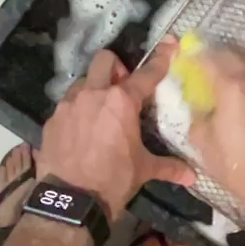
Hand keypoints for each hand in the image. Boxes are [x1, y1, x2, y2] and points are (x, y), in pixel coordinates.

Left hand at [40, 43, 194, 219]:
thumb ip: (168, 167)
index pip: (146, 74)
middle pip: (105, 60)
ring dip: (94, 90)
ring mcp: (68, 105)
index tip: (170, 45)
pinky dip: (78, 112)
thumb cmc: (113, 180)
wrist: (69, 200)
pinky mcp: (52, 120)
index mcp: (121, 102)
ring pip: (83, 82)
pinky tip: (83, 132)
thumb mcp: (144, 171)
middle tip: (123, 88)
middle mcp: (93, 95)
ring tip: (101, 113)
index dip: (161, 58)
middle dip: (116, 67)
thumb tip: (192, 176)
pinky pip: (67, 105)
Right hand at [187, 47, 244, 229]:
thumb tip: (195, 96)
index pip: (207, 57)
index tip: (181, 55)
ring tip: (213, 75)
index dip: (192, 54)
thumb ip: (196, 108)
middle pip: (228, 54)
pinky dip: (241, 73)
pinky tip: (231, 87)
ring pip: (244, 61)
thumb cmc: (232, 163)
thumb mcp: (201, 137)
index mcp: (232, 86)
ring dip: (228, 62)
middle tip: (196, 65)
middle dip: (210, 56)